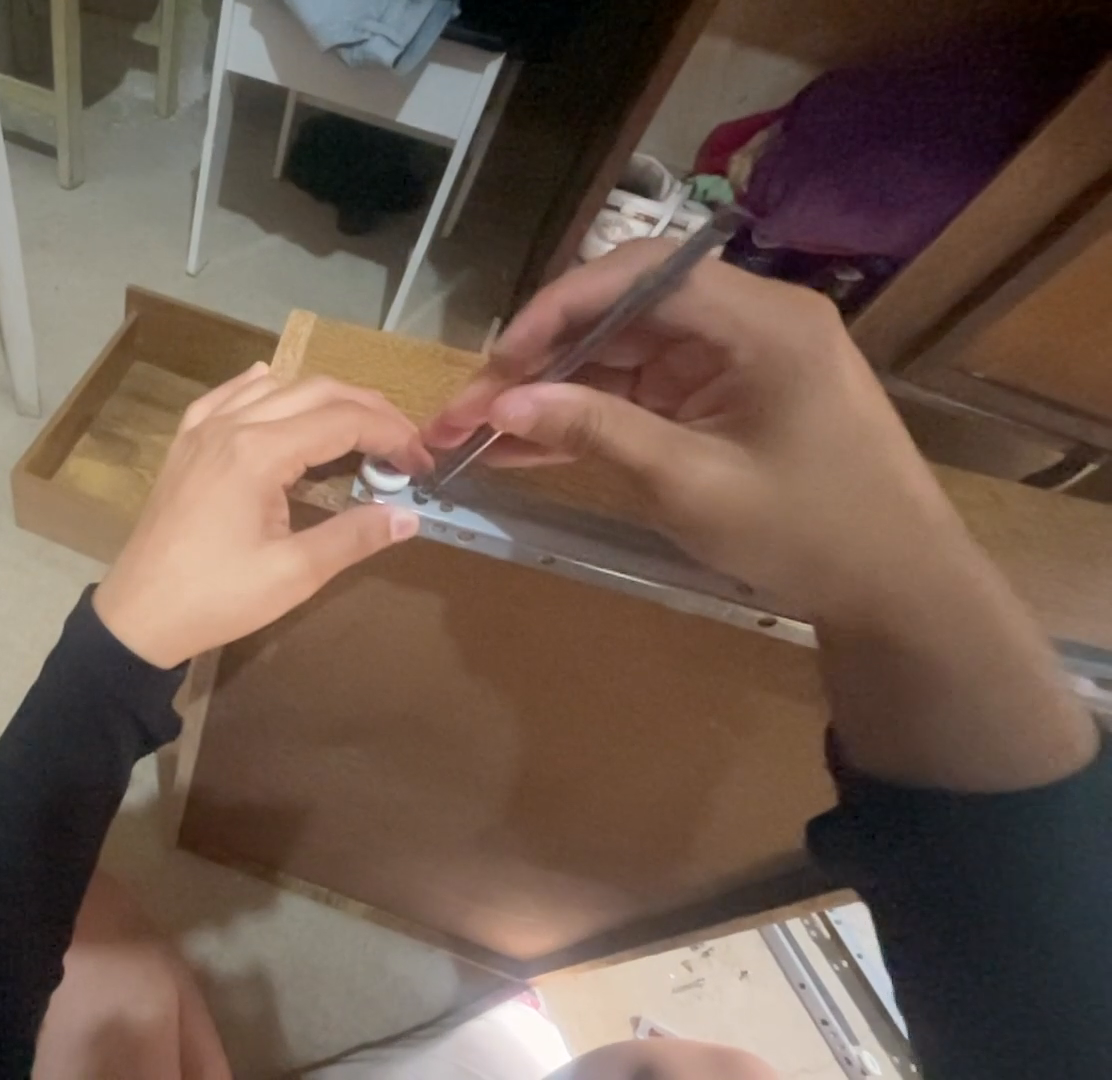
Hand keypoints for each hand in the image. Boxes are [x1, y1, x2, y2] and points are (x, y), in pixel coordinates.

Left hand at [94, 364, 431, 667]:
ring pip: (271, 387)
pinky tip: (269, 386)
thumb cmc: (216, 598)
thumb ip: (352, 537)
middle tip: (400, 442)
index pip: (343, 420)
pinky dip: (257, 388)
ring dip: (319, 397)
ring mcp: (200, 432)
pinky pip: (223, 398)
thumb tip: (408, 516)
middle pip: (313, 392)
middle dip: (366, 408)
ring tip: (352, 426)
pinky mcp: (182, 446)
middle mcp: (230, 427)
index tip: (420, 463)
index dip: (392, 434)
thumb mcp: (293, 574)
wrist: (139, 615)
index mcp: (259, 453)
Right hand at [426, 240, 970, 620]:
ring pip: (603, 357)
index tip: (498, 361)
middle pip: (611, 316)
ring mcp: (714, 362)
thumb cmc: (805, 530)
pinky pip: (619, 395)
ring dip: (537, 395)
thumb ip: (594, 430)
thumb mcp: (688, 482)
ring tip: (468, 434)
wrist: (885, 584)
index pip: (641, 278)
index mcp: (758, 323)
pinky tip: (511, 447)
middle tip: (463, 411)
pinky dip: (568, 420)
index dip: (557, 309)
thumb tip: (498, 404)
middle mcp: (734, 324)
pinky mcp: (698, 398)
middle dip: (530, 362)